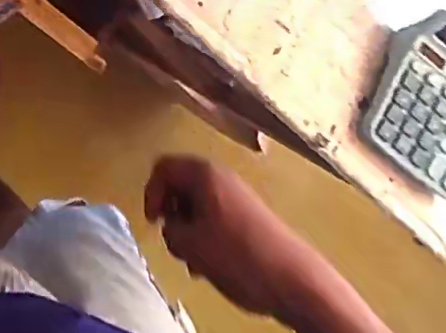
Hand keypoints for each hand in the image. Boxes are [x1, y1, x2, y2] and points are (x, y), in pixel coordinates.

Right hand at [144, 155, 325, 322]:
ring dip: (189, 227)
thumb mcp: (190, 244)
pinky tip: (212, 261)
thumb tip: (171, 227)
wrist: (293, 279)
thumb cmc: (238, 255)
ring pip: (198, 203)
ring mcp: (237, 194)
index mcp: (203, 172)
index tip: (153, 220)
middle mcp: (220, 175)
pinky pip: (216, 215)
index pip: (163, 167)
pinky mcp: (249, 214)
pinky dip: (206, 233)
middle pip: (181, 183)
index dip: (151, 193)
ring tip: (194, 258)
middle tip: (173, 239)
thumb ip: (169, 230)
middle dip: (172, 212)